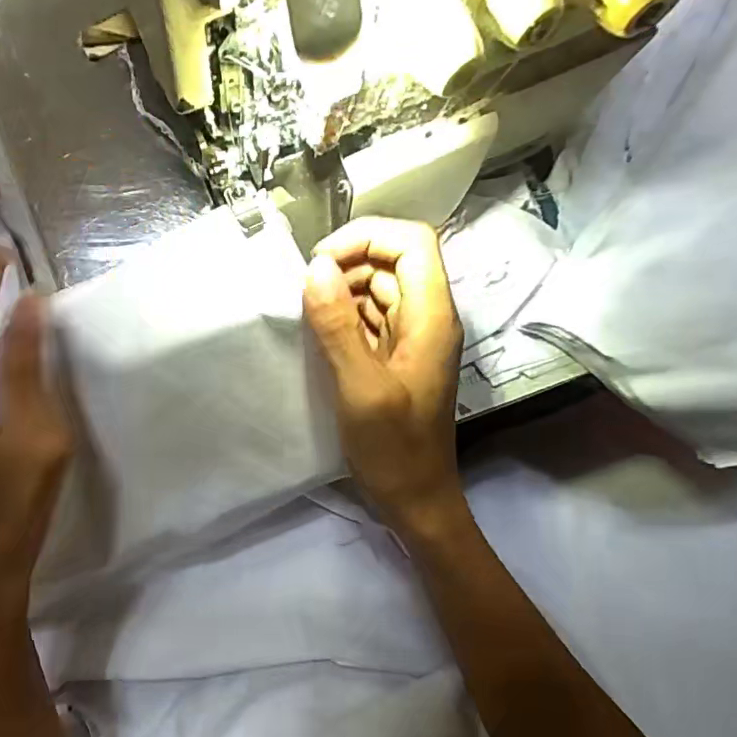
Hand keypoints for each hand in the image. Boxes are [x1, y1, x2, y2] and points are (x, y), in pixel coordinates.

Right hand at [303, 217, 464, 529]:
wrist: (416, 499)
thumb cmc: (394, 450)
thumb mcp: (360, 387)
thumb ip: (338, 326)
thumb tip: (315, 269)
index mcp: (431, 317)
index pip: (411, 242)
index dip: (367, 237)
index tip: (321, 262)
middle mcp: (427, 319)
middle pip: (392, 261)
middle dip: (347, 264)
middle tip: (304, 292)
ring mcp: (412, 340)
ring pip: (379, 290)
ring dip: (342, 291)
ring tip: (306, 314)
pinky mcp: (396, 360)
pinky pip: (371, 321)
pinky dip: (344, 318)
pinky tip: (318, 335)